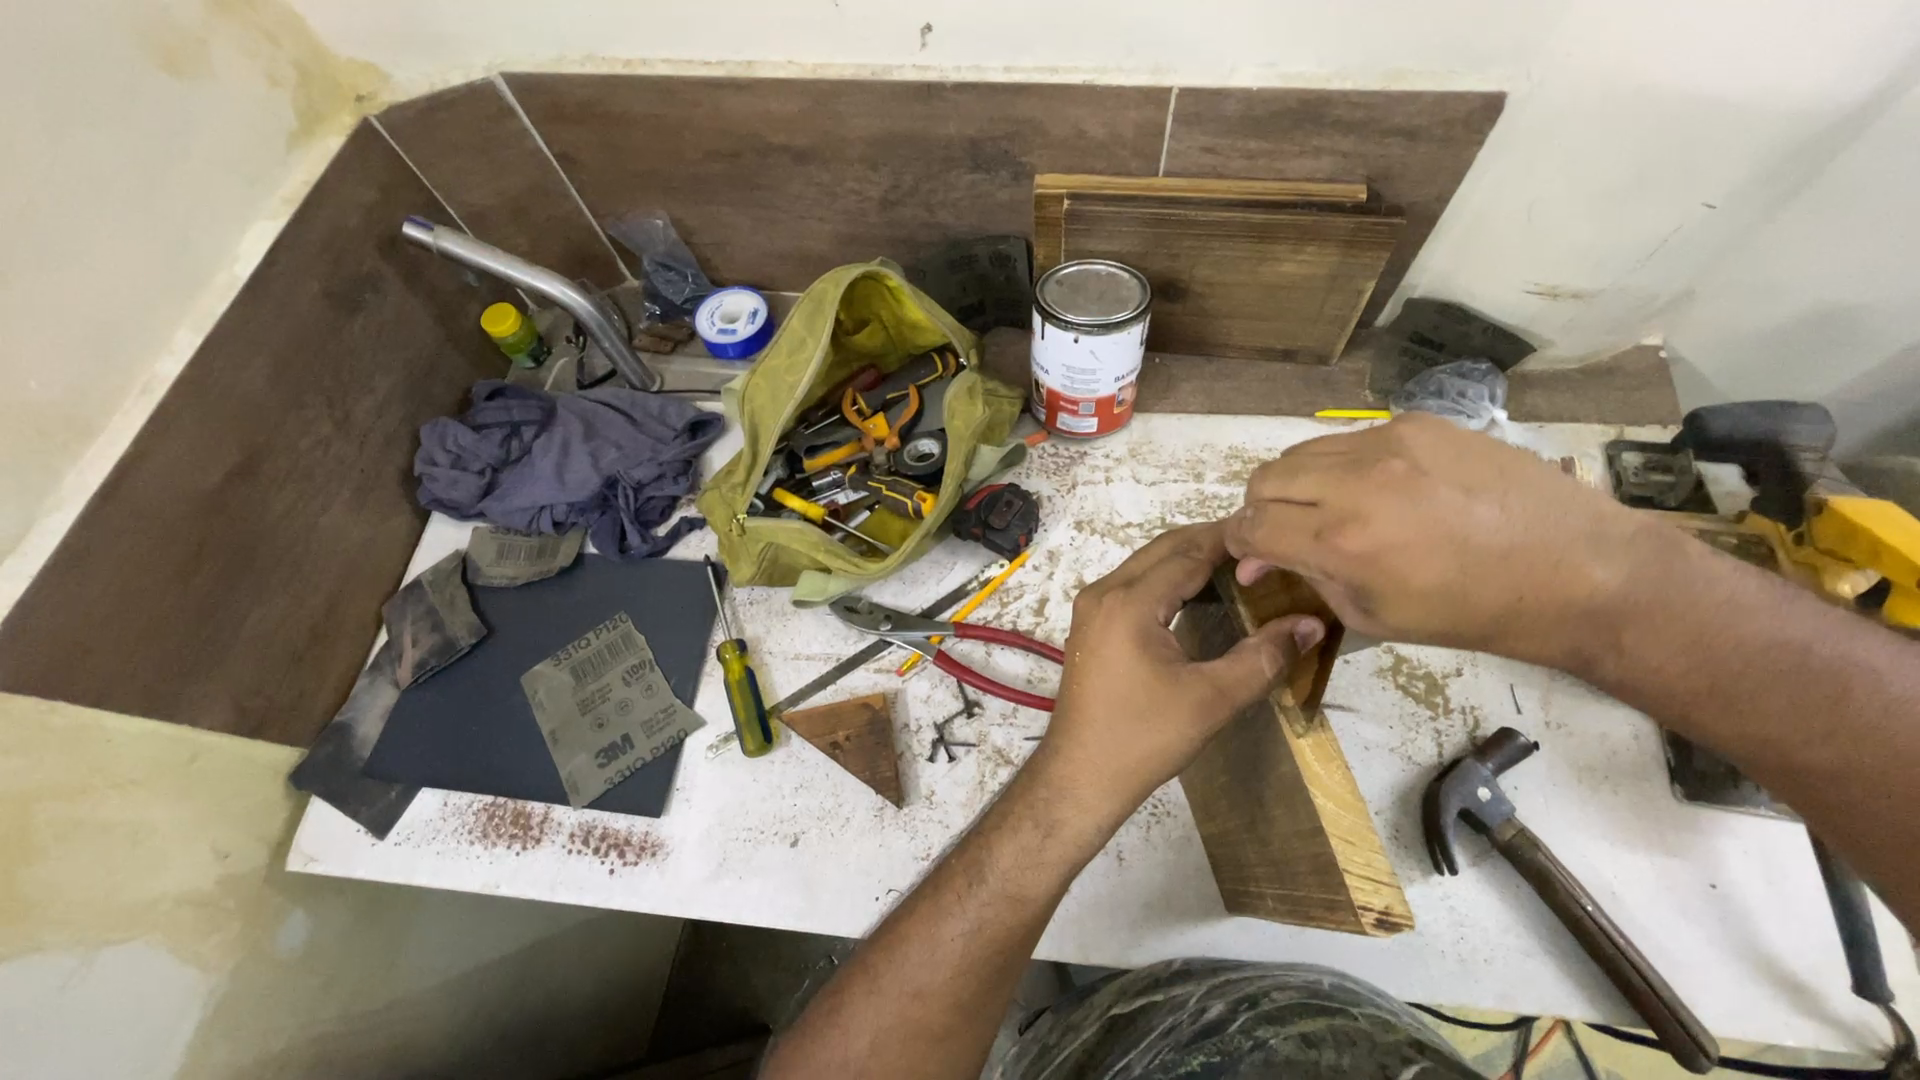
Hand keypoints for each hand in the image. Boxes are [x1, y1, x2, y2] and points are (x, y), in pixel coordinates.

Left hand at [1032, 522, 1322, 822]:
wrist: (1081, 774)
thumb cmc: (1143, 738)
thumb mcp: (1212, 699)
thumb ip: (1264, 657)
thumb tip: (1313, 623)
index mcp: (1129, 601)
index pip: (1188, 552)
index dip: (1231, 540)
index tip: (1273, 534)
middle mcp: (1104, 592)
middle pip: (1164, 549)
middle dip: (1211, 540)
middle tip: (1261, 545)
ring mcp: (1092, 607)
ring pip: (1146, 563)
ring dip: (1188, 558)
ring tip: (1239, 564)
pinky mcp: (1091, 625)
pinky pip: (1134, 584)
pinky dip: (1168, 578)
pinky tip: (1199, 593)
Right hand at [1223, 413, 1670, 666]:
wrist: (1575, 568)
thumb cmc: (1470, 611)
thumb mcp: (1372, 615)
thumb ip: (1306, 578)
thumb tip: (1258, 558)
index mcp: (1342, 542)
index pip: (1249, 525)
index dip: (1238, 541)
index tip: (1249, 553)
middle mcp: (1354, 482)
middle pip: (1263, 479)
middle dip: (1261, 509)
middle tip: (1287, 532)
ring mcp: (1388, 443)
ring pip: (1300, 451)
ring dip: (1298, 483)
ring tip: (1331, 508)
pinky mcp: (1418, 422)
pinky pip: (1350, 439)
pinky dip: (1344, 465)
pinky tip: (1381, 488)